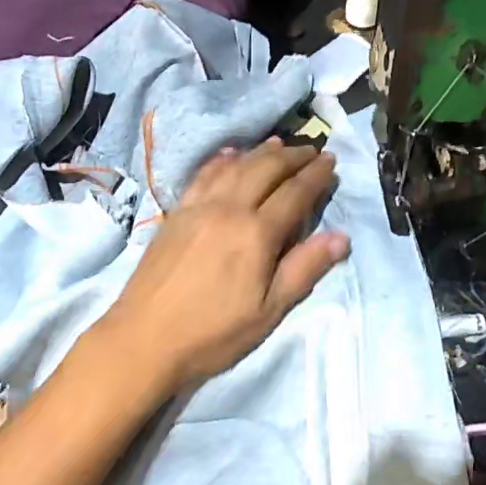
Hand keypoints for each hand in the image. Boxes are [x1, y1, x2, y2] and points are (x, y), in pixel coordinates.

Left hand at [92, 138, 347, 386]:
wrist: (144, 339)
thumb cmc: (214, 333)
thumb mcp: (269, 310)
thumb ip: (304, 268)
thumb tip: (341, 236)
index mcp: (256, 233)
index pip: (295, 193)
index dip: (316, 175)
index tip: (331, 161)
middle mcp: (228, 209)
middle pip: (266, 169)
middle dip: (293, 156)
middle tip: (312, 150)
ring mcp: (198, 207)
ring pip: (235, 166)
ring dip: (261, 152)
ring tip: (280, 144)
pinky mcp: (176, 213)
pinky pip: (203, 175)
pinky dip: (222, 160)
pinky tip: (229, 155)